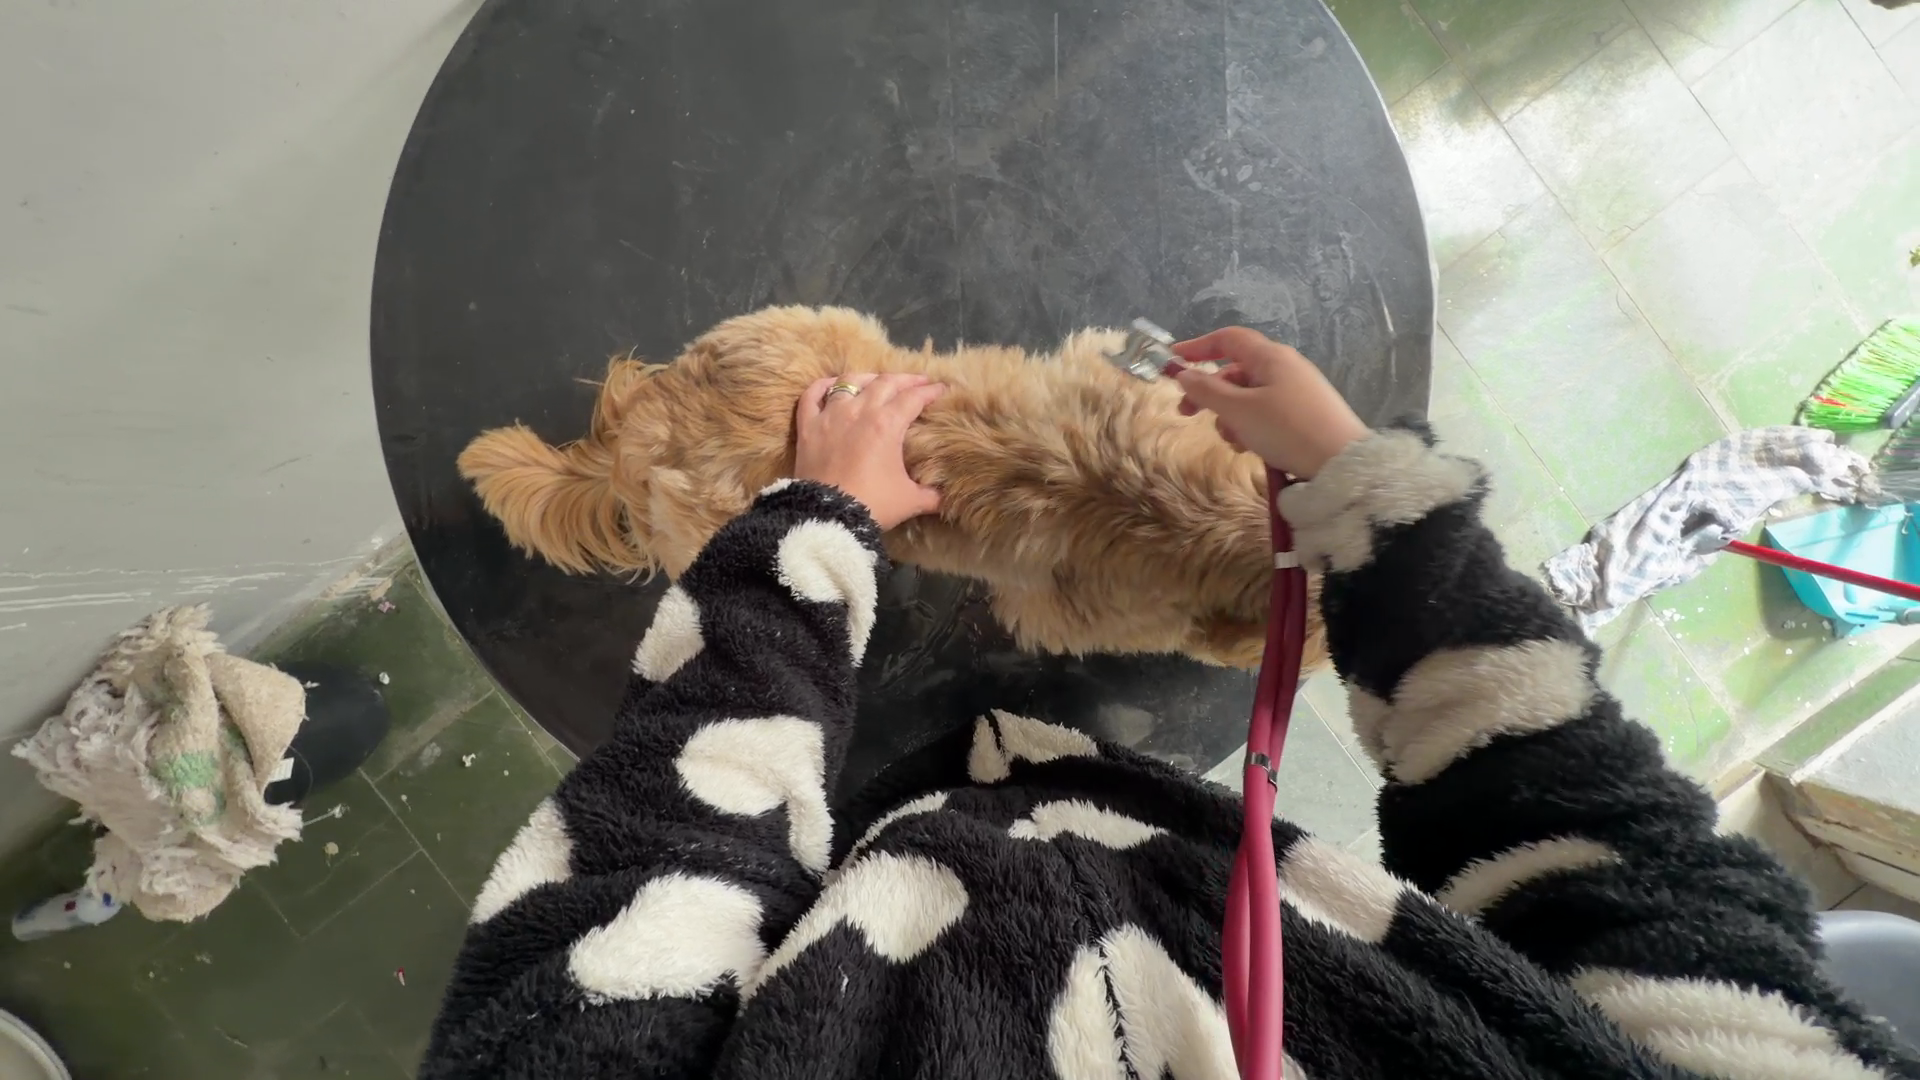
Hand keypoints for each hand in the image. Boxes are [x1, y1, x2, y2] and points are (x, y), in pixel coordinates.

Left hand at [794, 373, 946, 528]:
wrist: (828, 517)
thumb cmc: (873, 505)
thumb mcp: (911, 501)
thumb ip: (932, 495)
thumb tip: (948, 498)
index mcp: (888, 423)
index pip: (914, 398)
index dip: (930, 392)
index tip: (942, 389)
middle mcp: (860, 410)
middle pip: (886, 383)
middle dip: (906, 380)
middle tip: (918, 382)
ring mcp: (831, 415)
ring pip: (851, 382)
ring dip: (869, 378)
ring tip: (879, 381)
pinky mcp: (808, 426)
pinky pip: (813, 395)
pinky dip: (823, 385)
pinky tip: (832, 384)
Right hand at [1170, 327, 1368, 479]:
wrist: (1339, 463)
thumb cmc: (1285, 429)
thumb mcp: (1238, 411)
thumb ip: (1206, 391)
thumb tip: (1183, 374)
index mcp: (1269, 357)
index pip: (1228, 339)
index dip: (1198, 347)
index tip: (1173, 360)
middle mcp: (1283, 367)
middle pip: (1234, 371)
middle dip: (1208, 392)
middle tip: (1186, 415)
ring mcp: (1294, 390)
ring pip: (1246, 395)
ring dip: (1229, 415)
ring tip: (1231, 440)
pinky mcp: (1301, 413)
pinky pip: (1263, 411)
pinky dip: (1248, 424)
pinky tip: (1249, 446)